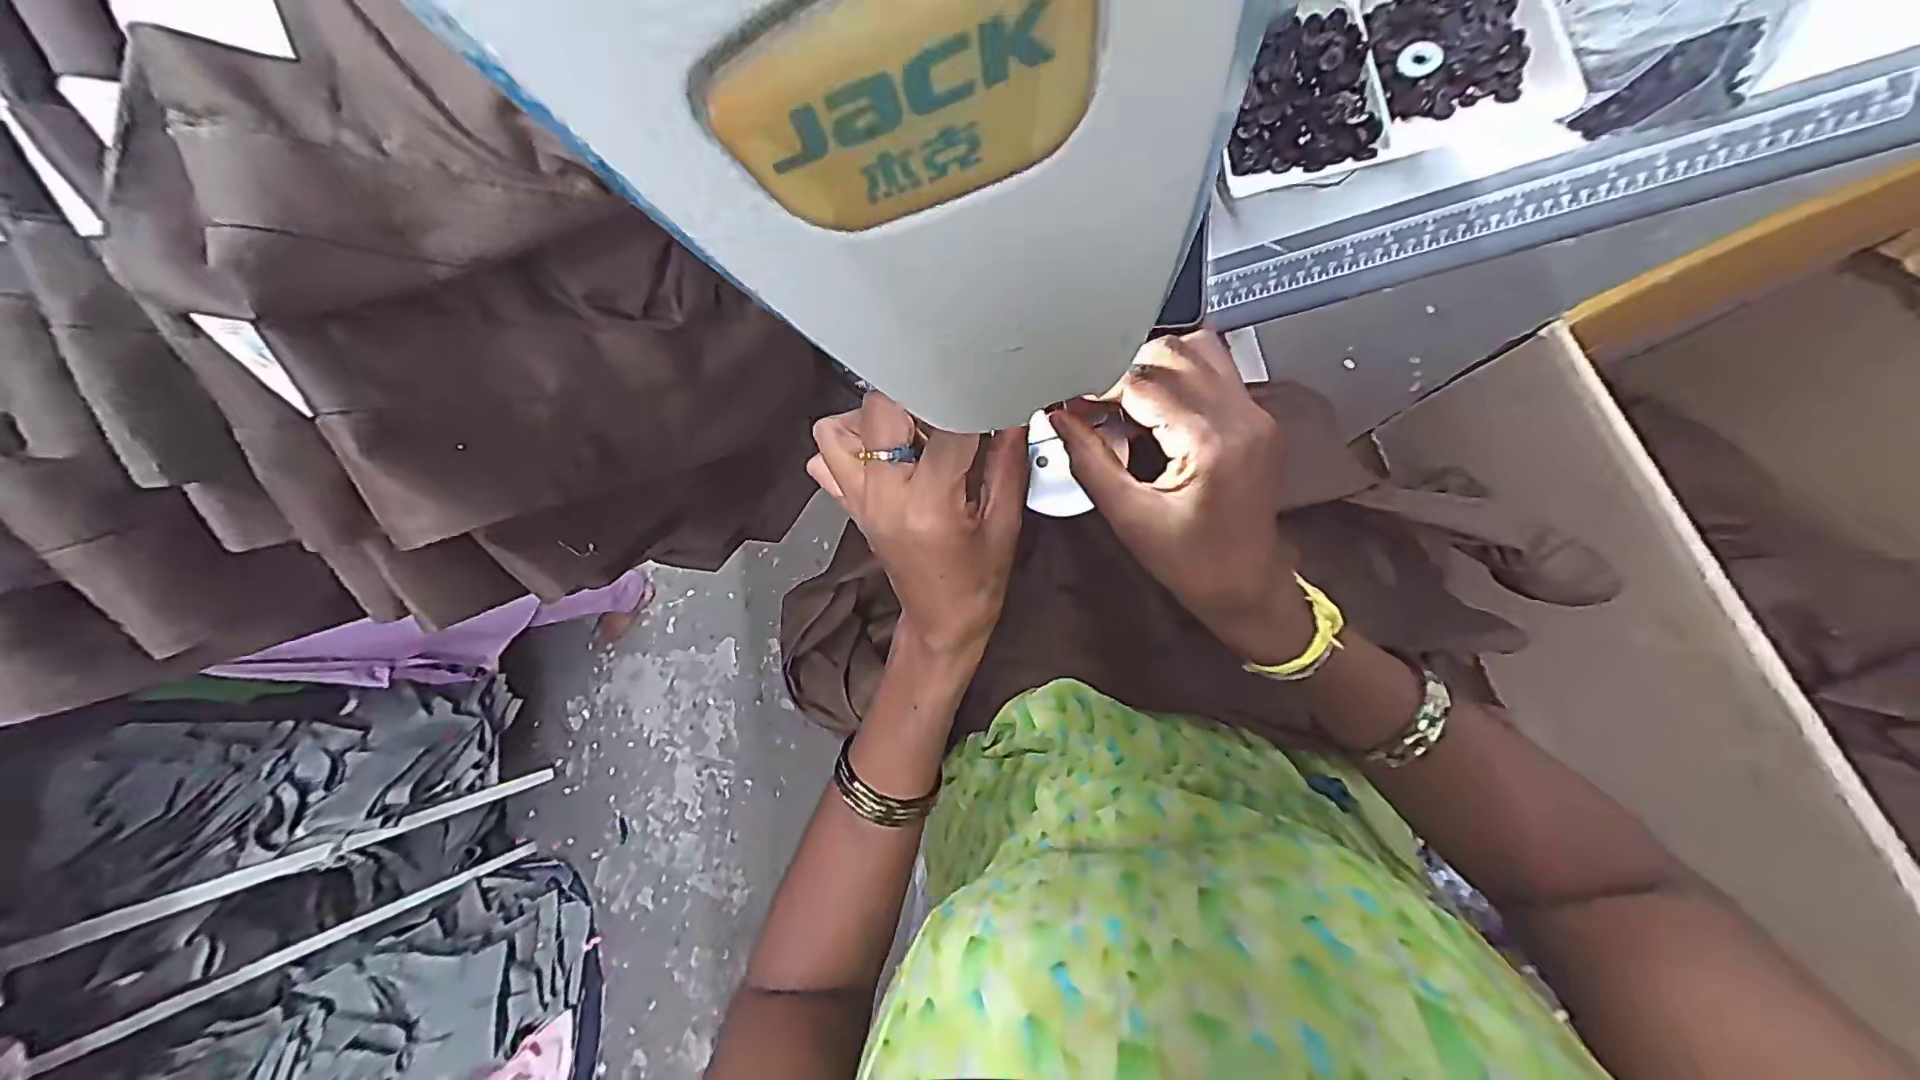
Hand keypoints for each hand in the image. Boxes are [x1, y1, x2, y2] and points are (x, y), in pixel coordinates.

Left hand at [809, 392, 1028, 661]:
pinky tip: (885, 453)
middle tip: (947, 413)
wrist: (941, 623)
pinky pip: (826, 458)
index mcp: (926, 502)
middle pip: (879, 407)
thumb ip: (1008, 462)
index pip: (943, 423)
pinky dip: (850, 444)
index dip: (972, 400)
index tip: (987, 394)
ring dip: (875, 418)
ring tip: (912, 432)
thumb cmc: (975, 584)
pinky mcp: (851, 506)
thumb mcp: (1004, 523)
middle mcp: (882, 496)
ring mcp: (859, 500)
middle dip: (918, 397)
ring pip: (838, 427)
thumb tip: (1015, 414)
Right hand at [1051, 331, 1311, 663]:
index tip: (1072, 399)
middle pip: (1173, 353)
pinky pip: (1217, 371)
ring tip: (1124, 398)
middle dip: (1124, 369)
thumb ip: (1089, 460)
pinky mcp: (1258, 419)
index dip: (1098, 385)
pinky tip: (1155, 405)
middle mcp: (1243, 418)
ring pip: (1199, 350)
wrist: (1246, 585)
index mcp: (1211, 443)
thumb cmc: (1194, 564)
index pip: (1143, 383)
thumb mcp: (1129, 516)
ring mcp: (1256, 415)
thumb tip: (1061, 419)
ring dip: (1154, 364)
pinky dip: (1179, 375)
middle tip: (1095, 400)